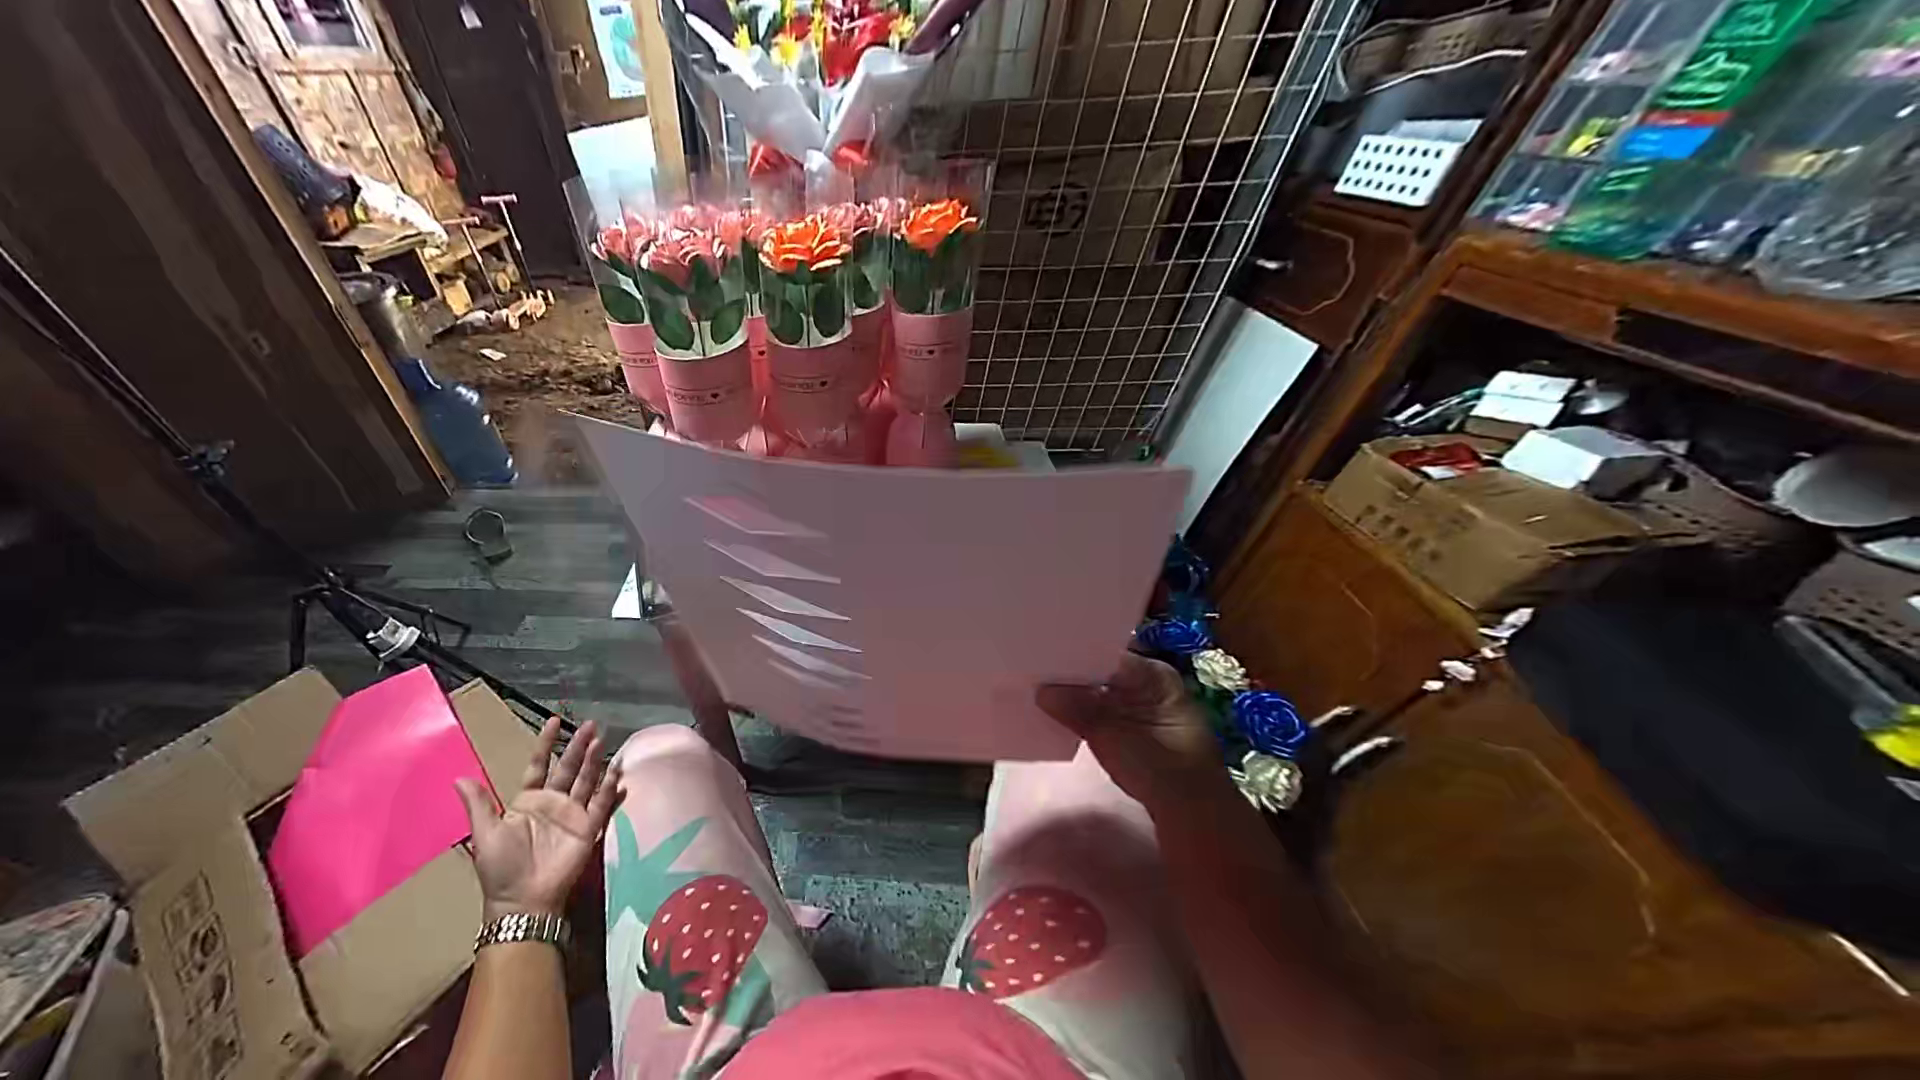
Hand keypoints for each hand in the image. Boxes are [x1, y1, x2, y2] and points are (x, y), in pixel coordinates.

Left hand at [455, 717, 618, 920]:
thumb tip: (458, 778)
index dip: (545, 743)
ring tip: (601, 740)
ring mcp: (573, 813)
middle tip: (589, 724)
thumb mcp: (485, 834)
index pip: (539, 764)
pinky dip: (609, 787)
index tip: (553, 720)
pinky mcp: (589, 827)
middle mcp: (554, 802)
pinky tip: (616, 771)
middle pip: (569, 767)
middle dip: (578, 746)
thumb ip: (479, 804)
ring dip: (594, 760)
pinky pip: (602, 803)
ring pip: (587, 780)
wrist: (523, 900)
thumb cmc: (501, 867)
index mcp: (528, 801)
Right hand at [1037, 654, 1226, 812]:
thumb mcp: (1116, 738)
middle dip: (1070, 675)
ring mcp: (1138, 705)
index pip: (1107, 654)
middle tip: (1031, 671)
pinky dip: (1078, 712)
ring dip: (1071, 694)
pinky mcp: (1129, 726)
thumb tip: (1042, 690)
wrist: (1192, 816)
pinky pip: (1098, 709)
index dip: (1075, 655)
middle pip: (1100, 670)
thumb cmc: (1163, 771)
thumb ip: (1080, 710)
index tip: (1041, 655)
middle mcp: (1147, 682)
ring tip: (1034, 688)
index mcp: (1154, 674)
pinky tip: (1051, 713)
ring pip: (1097, 690)